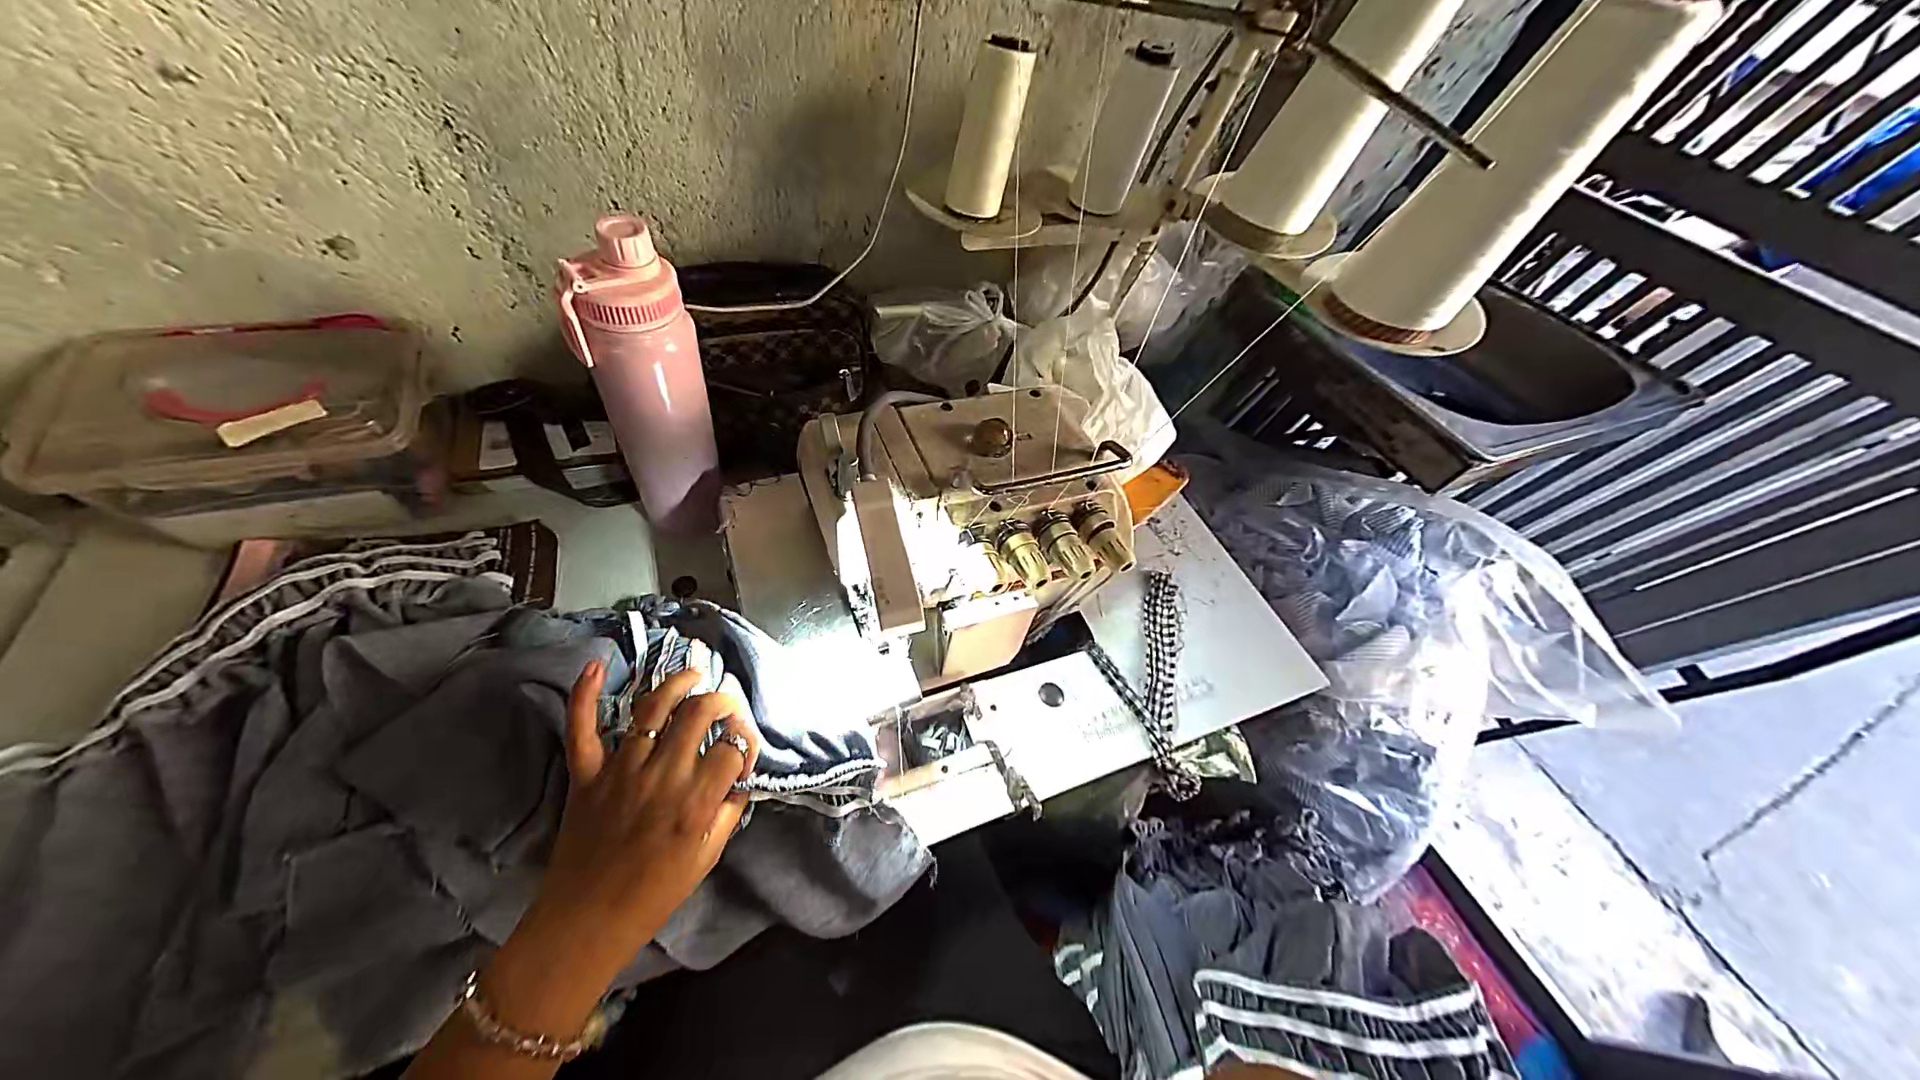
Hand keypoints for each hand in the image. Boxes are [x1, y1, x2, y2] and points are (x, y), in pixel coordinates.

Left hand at [533, 660, 761, 944]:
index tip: (743, 747)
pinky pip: (583, 727)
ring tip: (694, 675)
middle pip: (700, 713)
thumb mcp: (709, 855)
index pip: (734, 746)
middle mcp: (663, 776)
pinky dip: (585, 694)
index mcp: (697, 802)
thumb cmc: (655, 893)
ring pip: (654, 707)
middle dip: (721, 700)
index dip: (746, 740)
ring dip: (678, 682)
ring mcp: (621, 770)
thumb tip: (741, 773)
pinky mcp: (588, 774)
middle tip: (726, 704)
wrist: (586, 922)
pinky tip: (595, 666)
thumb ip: (730, 808)